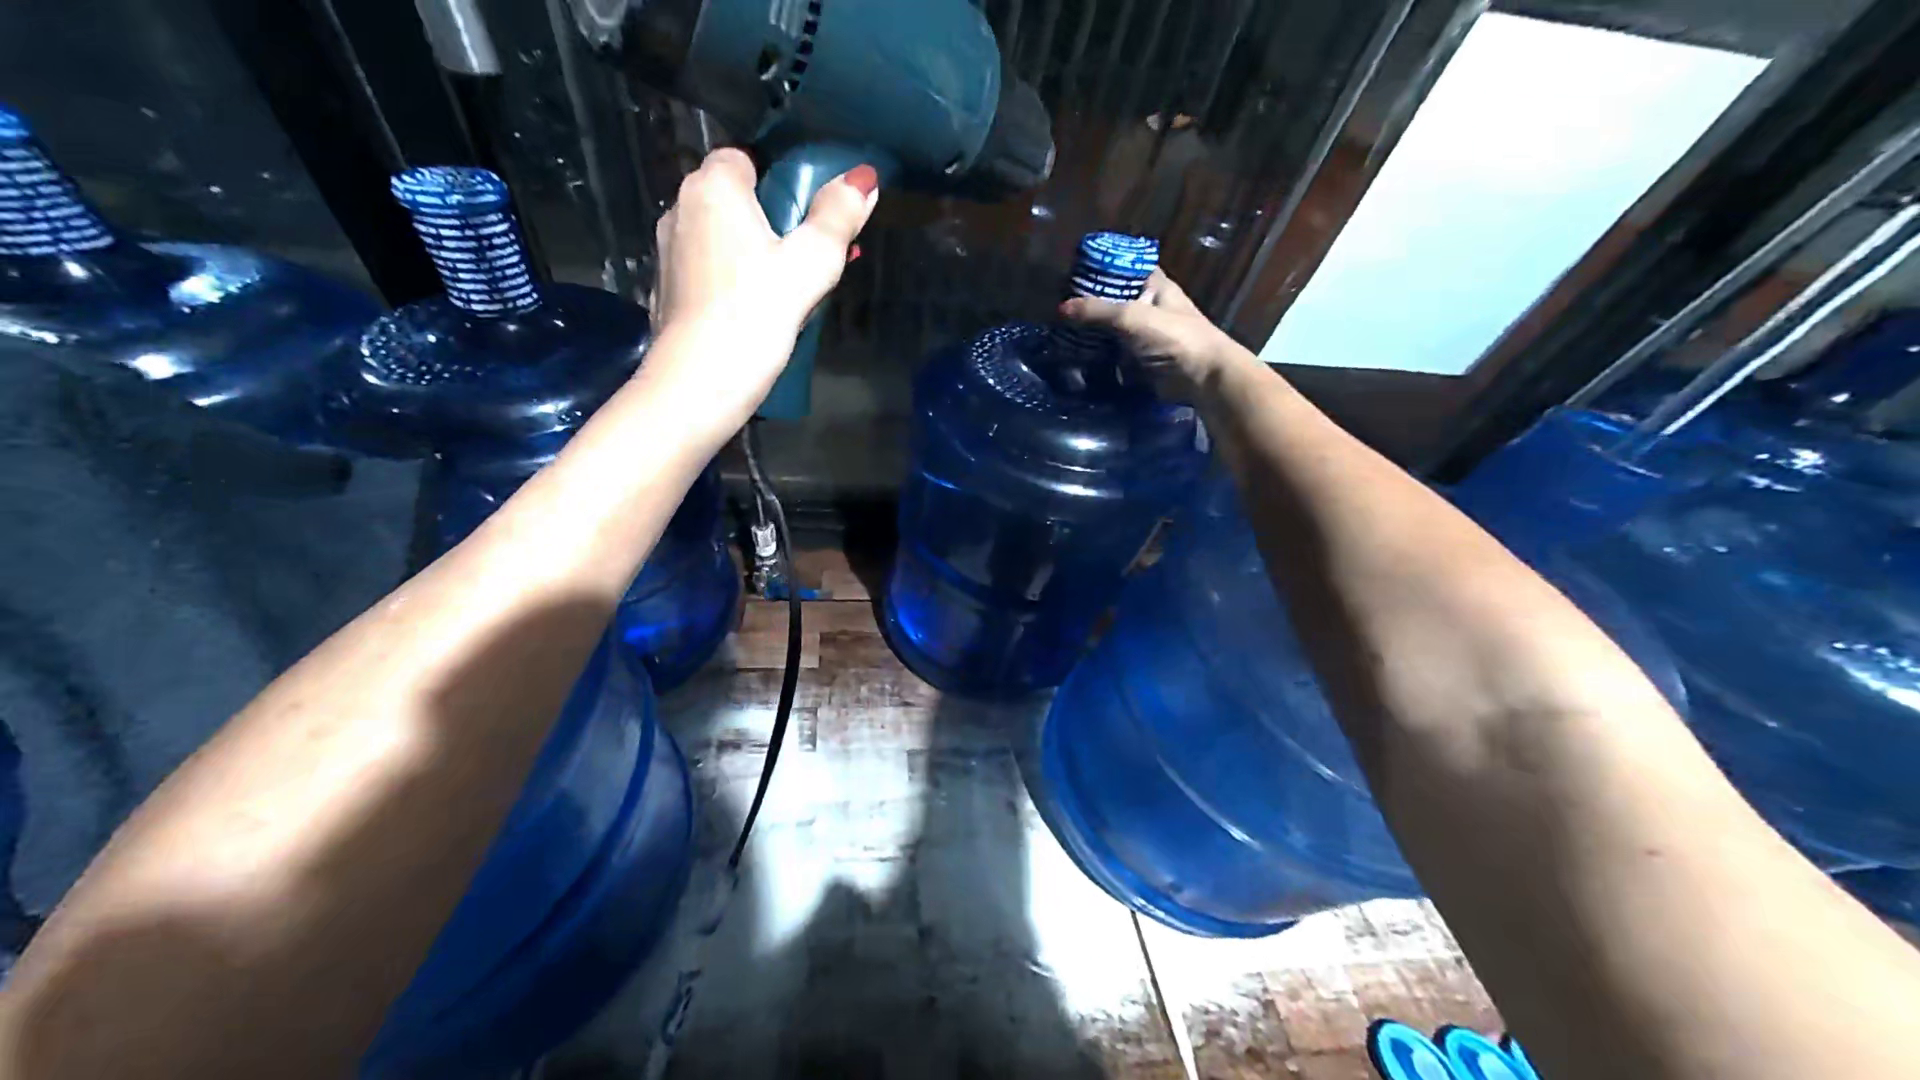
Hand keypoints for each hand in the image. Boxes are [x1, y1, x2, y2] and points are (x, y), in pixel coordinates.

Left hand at [646, 148, 878, 409]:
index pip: (745, 158)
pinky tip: (751, 312)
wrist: (700, 380)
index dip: (778, 181)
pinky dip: (727, 281)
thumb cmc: (758, 311)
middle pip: (732, 200)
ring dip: (749, 253)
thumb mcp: (812, 262)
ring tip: (784, 291)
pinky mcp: (664, 290)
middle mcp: (679, 208)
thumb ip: (838, 216)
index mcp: (713, 187)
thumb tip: (864, 178)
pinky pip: (704, 271)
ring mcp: (666, 251)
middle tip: (804, 259)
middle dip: (769, 222)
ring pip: (717, 238)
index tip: (805, 218)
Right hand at [1059, 269, 1258, 401]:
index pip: (1124, 268)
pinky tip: (1074, 354)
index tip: (1072, 274)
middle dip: (1088, 304)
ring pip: (1110, 329)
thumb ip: (1097, 310)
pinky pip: (1112, 354)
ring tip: (1059, 331)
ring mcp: (1143, 335)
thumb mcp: (1132, 316)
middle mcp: (1148, 307)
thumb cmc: (1174, 337)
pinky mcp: (1139, 360)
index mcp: (1154, 286)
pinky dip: (1096, 355)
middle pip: (1112, 300)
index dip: (1101, 269)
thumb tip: (1061, 308)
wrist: (1202, 377)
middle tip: (1058, 307)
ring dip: (1090, 332)